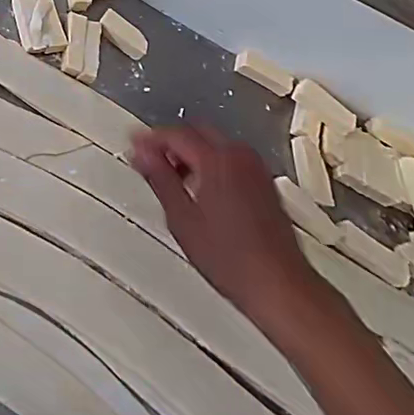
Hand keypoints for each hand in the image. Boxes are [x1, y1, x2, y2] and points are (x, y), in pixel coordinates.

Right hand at [130, 125, 326, 323]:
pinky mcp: (264, 180)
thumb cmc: (232, 259)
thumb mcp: (182, 219)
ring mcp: (255, 166)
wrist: (277, 282)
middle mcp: (239, 156)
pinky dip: (212, 162)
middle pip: (197, 132)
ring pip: (215, 143)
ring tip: (174, 178)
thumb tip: (143, 154)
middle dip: (172, 143)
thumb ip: (160, 179)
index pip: (176, 134)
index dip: (151, 139)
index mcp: (217, 160)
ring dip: (192, 152)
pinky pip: (231, 156)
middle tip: (152, 161)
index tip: (136, 145)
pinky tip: (202, 189)